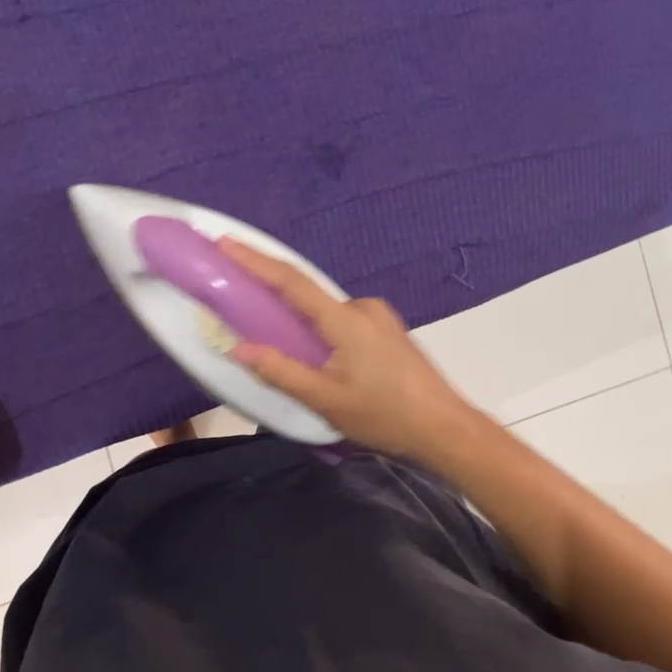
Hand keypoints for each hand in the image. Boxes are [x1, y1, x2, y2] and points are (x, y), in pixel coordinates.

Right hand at [218, 238, 485, 464]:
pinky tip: (313, 353)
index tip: (225, 244)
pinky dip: (318, 328)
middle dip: (270, 289)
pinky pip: (341, 321)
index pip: (291, 282)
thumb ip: (281, 372)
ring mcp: (378, 317)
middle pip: (307, 293)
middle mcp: (362, 307)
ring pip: (325, 311)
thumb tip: (239, 349)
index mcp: (345, 319)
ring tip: (272, 339)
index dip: (255, 261)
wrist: (445, 428)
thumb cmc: (385, 416)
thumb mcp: (325, 401)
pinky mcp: (387, 331)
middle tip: (236, 293)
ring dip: (297, 317)